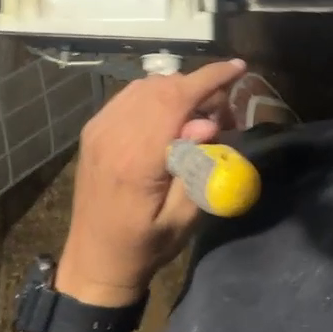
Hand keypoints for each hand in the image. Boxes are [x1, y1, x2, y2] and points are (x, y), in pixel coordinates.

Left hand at [56, 59, 247, 305]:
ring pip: (146, 87)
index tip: (238, 68)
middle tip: (223, 114)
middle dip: (200, 87)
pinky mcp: (94, 132)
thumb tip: (207, 124)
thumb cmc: (145, 246)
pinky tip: (171, 115)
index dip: (210, 78)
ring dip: (178, 90)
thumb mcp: (183, 217)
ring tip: (199, 115)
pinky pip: (129, 96)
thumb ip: (197, 166)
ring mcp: (99, 130)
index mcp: (137, 159)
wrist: (94, 263)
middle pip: (163, 87)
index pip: (177, 99)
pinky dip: (156, 95)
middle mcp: (113, 135)